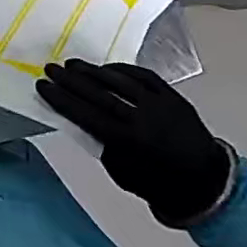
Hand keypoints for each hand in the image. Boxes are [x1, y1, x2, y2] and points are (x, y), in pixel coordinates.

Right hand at [35, 59, 234, 227]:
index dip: (61, 98)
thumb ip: (100, 142)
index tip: (43, 86)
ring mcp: (161, 105)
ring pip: (121, 81)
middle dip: (71, 80)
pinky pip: (144, 77)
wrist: (204, 182)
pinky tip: (105, 68)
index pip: (85, 114)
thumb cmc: (155, 182)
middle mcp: (144, 119)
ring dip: (93, 71)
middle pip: (99, 93)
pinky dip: (122, 70)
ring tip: (73, 64)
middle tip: (51, 68)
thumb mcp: (119, 169)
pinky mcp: (173, 97)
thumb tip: (79, 119)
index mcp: (128, 141)